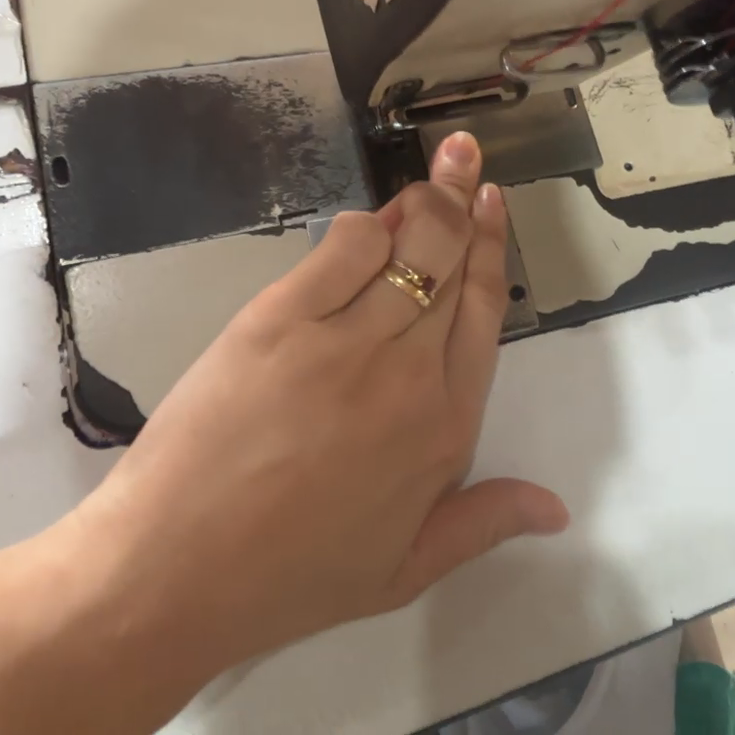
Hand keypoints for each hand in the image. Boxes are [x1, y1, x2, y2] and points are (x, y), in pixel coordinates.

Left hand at [59, 131, 568, 674]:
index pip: (484, 313)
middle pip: (449, 266)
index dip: (491, 250)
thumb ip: (485, 523)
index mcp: (446, 427)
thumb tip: (556, 507)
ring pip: (404, 247)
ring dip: (422, 202)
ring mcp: (345, 340)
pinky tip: (367, 220)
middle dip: (462, 202)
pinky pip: (339, 250)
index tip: (492, 204)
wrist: (177, 571)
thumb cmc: (293, 575)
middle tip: (465, 158)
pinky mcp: (280, 319)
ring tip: (434, 167)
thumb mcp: (405, 568)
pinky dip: (360, 228)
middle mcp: (410, 372)